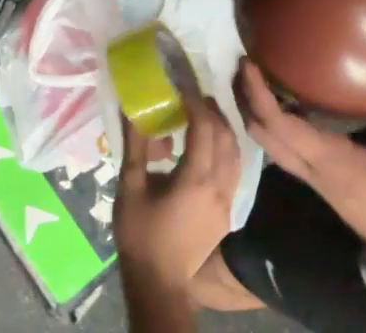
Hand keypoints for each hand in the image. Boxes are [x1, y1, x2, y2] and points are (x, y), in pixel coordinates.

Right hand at [114, 92, 243, 289]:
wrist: (159, 280)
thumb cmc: (139, 232)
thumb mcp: (130, 186)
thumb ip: (135, 146)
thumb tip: (131, 109)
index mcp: (195, 180)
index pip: (204, 129)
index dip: (195, 103)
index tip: (182, 84)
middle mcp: (218, 188)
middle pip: (226, 139)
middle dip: (213, 112)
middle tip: (195, 93)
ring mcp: (226, 202)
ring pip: (235, 156)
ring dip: (223, 130)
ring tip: (204, 114)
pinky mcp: (226, 214)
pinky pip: (233, 172)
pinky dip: (225, 151)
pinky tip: (208, 147)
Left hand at [237, 62, 365, 270]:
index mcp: (333, 164)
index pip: (279, 126)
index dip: (258, 95)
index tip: (248, 63)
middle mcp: (314, 171)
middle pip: (263, 134)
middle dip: (245, 99)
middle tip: (243, 61)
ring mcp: (316, 180)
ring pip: (271, 143)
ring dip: (256, 112)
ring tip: (256, 74)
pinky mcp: (324, 183)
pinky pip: (287, 150)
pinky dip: (275, 124)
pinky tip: (285, 101)